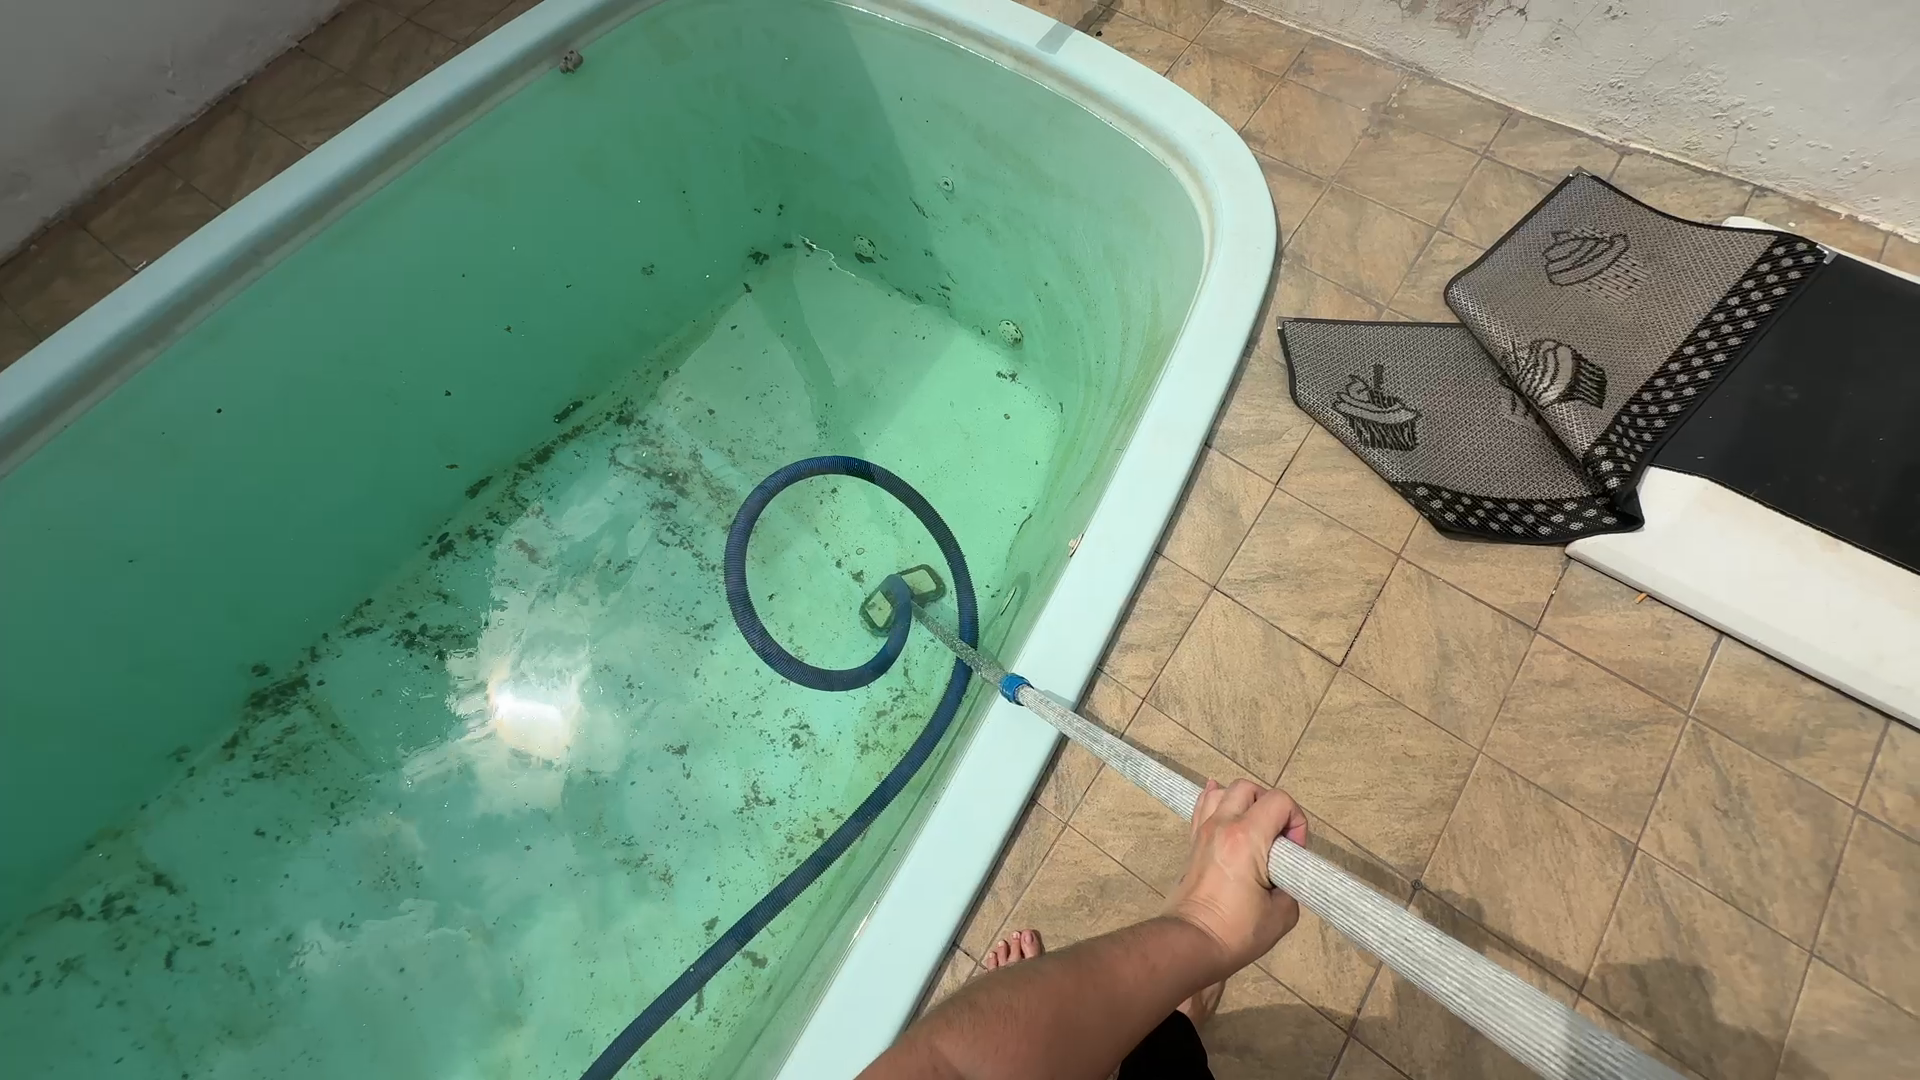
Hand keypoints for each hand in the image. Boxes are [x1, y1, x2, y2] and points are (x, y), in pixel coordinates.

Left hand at [1164, 779, 1309, 979]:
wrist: (1192, 939)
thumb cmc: (1238, 930)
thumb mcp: (1282, 914)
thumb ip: (1291, 883)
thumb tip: (1282, 871)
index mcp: (1246, 837)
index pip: (1278, 801)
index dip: (1296, 821)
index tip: (1294, 850)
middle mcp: (1222, 824)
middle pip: (1249, 788)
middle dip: (1272, 806)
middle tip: (1278, 839)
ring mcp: (1203, 828)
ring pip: (1224, 790)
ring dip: (1245, 802)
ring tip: (1256, 828)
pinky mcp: (1193, 839)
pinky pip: (1202, 804)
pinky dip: (1217, 799)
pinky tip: (1226, 806)